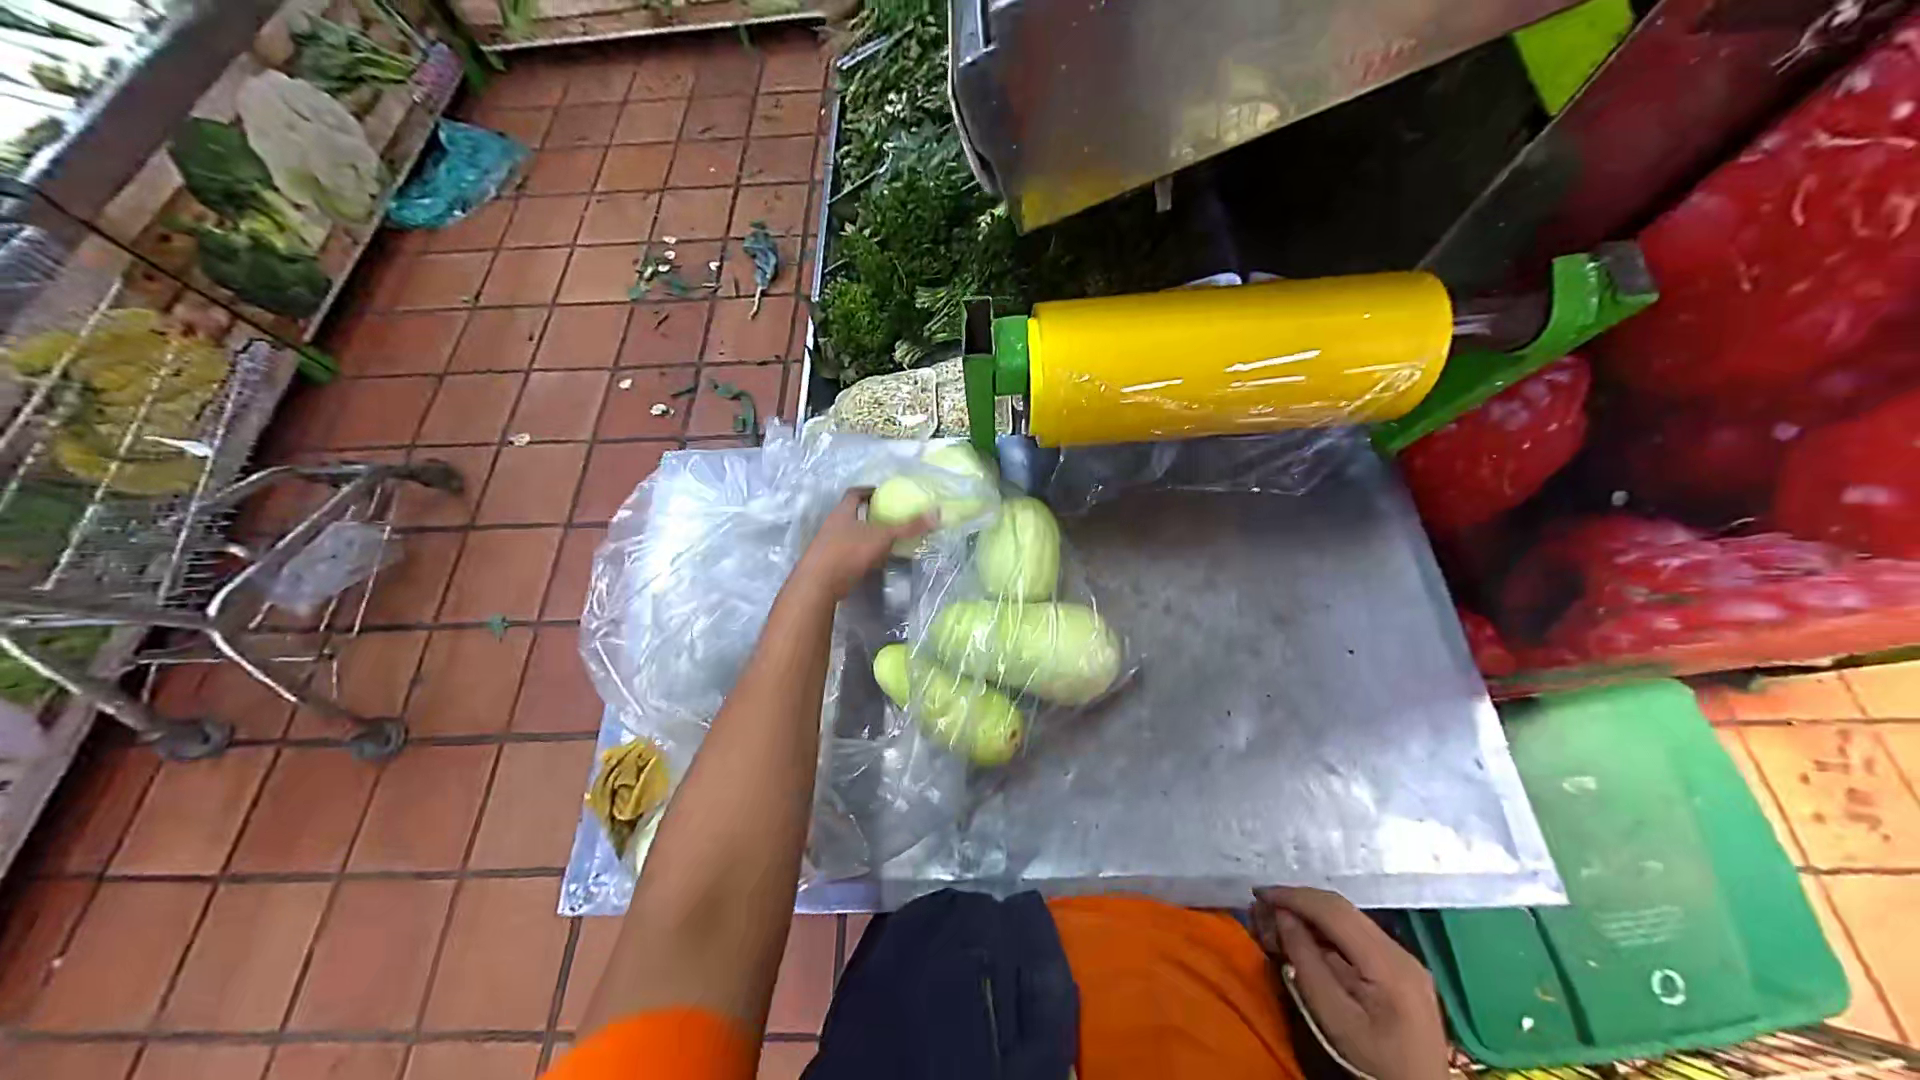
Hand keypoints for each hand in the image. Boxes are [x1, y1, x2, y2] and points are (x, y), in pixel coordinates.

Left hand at [792, 489, 932, 599]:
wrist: (817, 585)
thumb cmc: (848, 553)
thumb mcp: (882, 537)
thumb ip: (909, 527)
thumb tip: (937, 513)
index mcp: (842, 512)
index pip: (854, 493)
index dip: (868, 490)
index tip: (882, 492)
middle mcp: (832, 526)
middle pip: (852, 514)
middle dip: (870, 515)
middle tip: (890, 517)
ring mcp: (828, 546)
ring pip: (850, 535)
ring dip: (866, 536)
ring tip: (886, 541)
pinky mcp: (829, 565)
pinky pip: (848, 554)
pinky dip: (862, 555)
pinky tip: (875, 562)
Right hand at [1251, 886, 1449, 1079]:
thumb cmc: (1374, 1064)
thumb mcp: (1333, 1018)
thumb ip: (1306, 962)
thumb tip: (1283, 916)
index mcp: (1389, 965)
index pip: (1334, 911)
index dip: (1293, 897)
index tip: (1258, 895)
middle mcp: (1400, 952)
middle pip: (1341, 909)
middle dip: (1298, 901)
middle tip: (1262, 906)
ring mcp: (1403, 958)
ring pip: (1347, 917)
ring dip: (1309, 913)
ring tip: (1277, 921)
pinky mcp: (1399, 967)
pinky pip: (1354, 933)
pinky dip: (1324, 928)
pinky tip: (1304, 937)